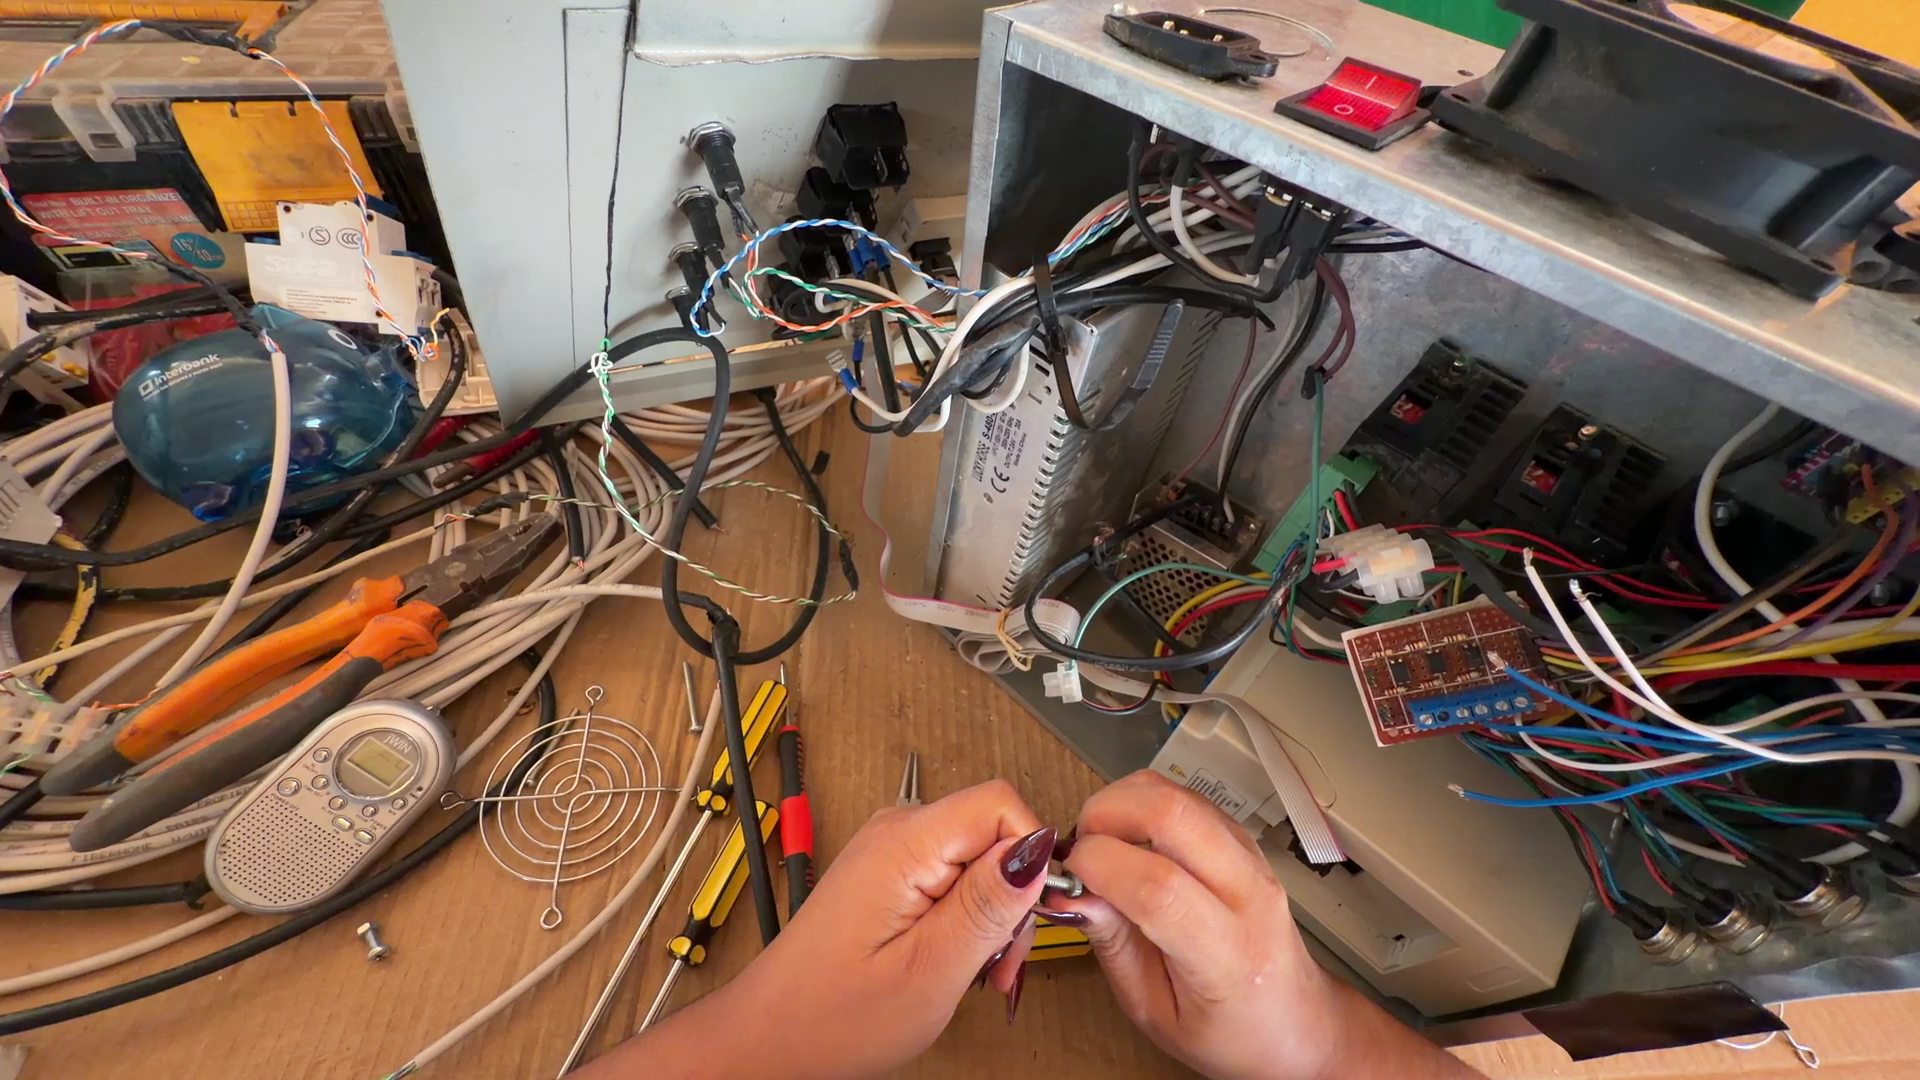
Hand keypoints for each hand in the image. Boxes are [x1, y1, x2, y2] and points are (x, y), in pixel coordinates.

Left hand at [597, 780, 1056, 1079]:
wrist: (772, 1036)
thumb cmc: (834, 1015)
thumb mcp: (929, 970)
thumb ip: (987, 905)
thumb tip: (1037, 849)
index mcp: (905, 842)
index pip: (999, 801)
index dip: (1030, 852)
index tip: (1033, 913)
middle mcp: (898, 828)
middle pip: (993, 828)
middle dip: (1013, 893)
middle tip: (1002, 961)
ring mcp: (893, 845)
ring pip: (978, 852)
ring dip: (993, 910)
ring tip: (977, 967)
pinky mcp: (892, 866)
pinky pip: (953, 870)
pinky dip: (968, 912)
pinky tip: (957, 954)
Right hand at [1050, 771, 1481, 1079]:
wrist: (1298, 1021)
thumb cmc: (1226, 1031)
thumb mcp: (1155, 1013)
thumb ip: (1112, 946)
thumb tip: (1068, 892)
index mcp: (1229, 954)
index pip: (1159, 888)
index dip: (1100, 867)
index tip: (1070, 875)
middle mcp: (1247, 891)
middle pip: (1171, 814)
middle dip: (1105, 813)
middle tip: (1080, 843)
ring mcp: (1249, 854)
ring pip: (1174, 792)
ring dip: (1120, 801)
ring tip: (1101, 840)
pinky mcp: (1240, 834)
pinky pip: (1182, 794)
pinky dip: (1140, 800)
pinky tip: (1128, 836)